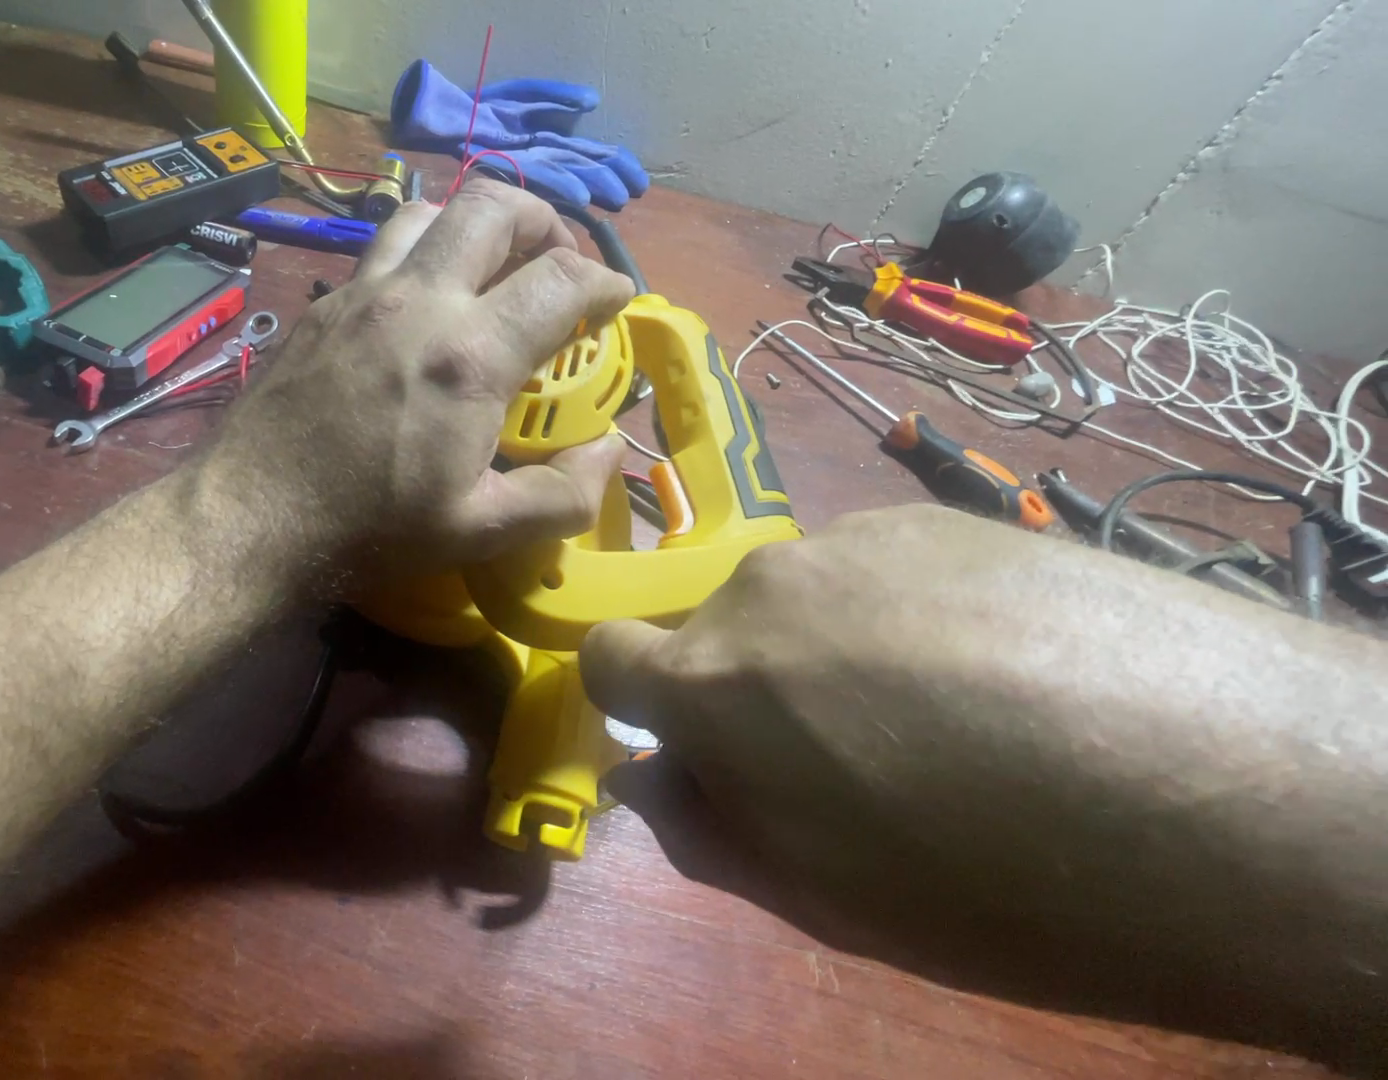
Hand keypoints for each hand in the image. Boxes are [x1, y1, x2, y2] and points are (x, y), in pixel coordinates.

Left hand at [201, 179, 633, 583]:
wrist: (254, 517)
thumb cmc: (371, 528)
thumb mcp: (481, 531)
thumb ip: (562, 495)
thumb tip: (609, 452)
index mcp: (469, 355)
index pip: (560, 280)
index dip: (605, 283)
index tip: (616, 302)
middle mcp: (418, 301)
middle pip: (493, 207)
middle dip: (543, 222)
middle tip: (556, 262)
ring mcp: (362, 295)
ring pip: (429, 211)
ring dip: (474, 226)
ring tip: (489, 268)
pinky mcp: (322, 307)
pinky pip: (381, 251)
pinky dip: (420, 256)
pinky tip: (420, 308)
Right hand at [579, 503, 1387, 1062]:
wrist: (1246, 787)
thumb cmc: (1003, 883)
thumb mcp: (824, 898)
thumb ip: (704, 829)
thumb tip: (648, 778)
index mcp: (711, 683)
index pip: (606, 654)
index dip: (634, 699)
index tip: (692, 741)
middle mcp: (759, 588)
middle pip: (710, 633)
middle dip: (746, 686)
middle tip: (849, 751)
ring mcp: (848, 538)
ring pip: (792, 599)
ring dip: (823, 647)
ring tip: (941, 705)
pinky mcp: (933, 514)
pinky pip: (867, 566)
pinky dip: (894, 609)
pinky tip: (996, 659)